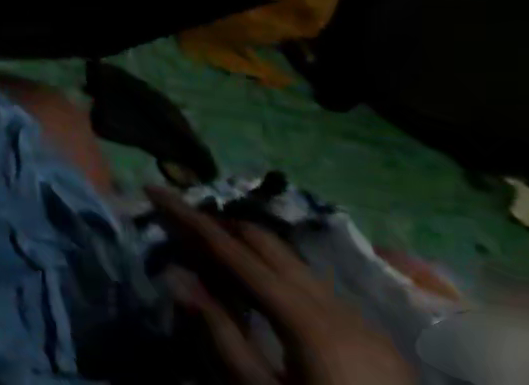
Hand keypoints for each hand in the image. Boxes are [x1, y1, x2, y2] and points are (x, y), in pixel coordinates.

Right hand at [148, 185, 415, 384]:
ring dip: (247, 250)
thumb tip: (175, 276)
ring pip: (292, 262)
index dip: (188, 217)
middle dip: (219, 226)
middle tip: (178, 225)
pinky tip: (259, 297)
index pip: (232, 250)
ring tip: (211, 258)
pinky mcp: (374, 340)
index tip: (154, 189)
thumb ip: (220, 334)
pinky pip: (314, 288)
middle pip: (266, 242)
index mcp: (305, 317)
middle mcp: (335, 305)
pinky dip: (276, 276)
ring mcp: (360, 321)